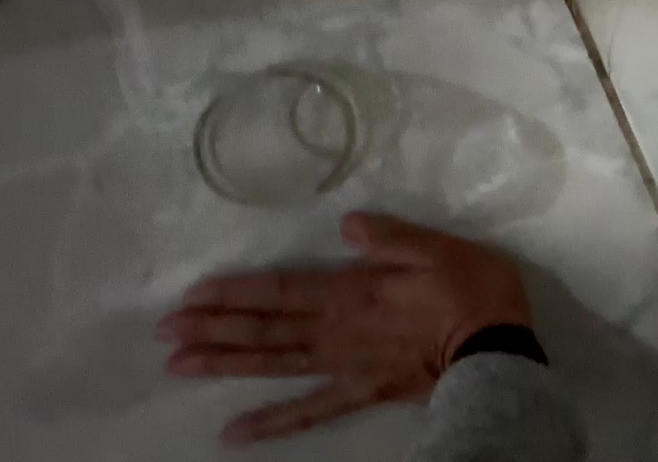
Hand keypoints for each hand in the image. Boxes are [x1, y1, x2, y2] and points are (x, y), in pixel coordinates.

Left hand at [156, 212, 531, 444]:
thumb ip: (392, 238)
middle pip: (270, 328)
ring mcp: (344, 365)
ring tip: (180, 365)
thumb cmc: (471, 288)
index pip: (286, 290)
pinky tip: (234, 434)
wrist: (492, 346)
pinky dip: (272, 423)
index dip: (239, 291)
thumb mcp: (441, 249)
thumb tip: (346, 224)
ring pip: (276, 364)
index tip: (193, 294)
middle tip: (165, 330)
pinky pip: (310, 411)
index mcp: (356, 290)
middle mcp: (338, 329)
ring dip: (228, 363)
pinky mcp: (361, 391)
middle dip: (217, 326)